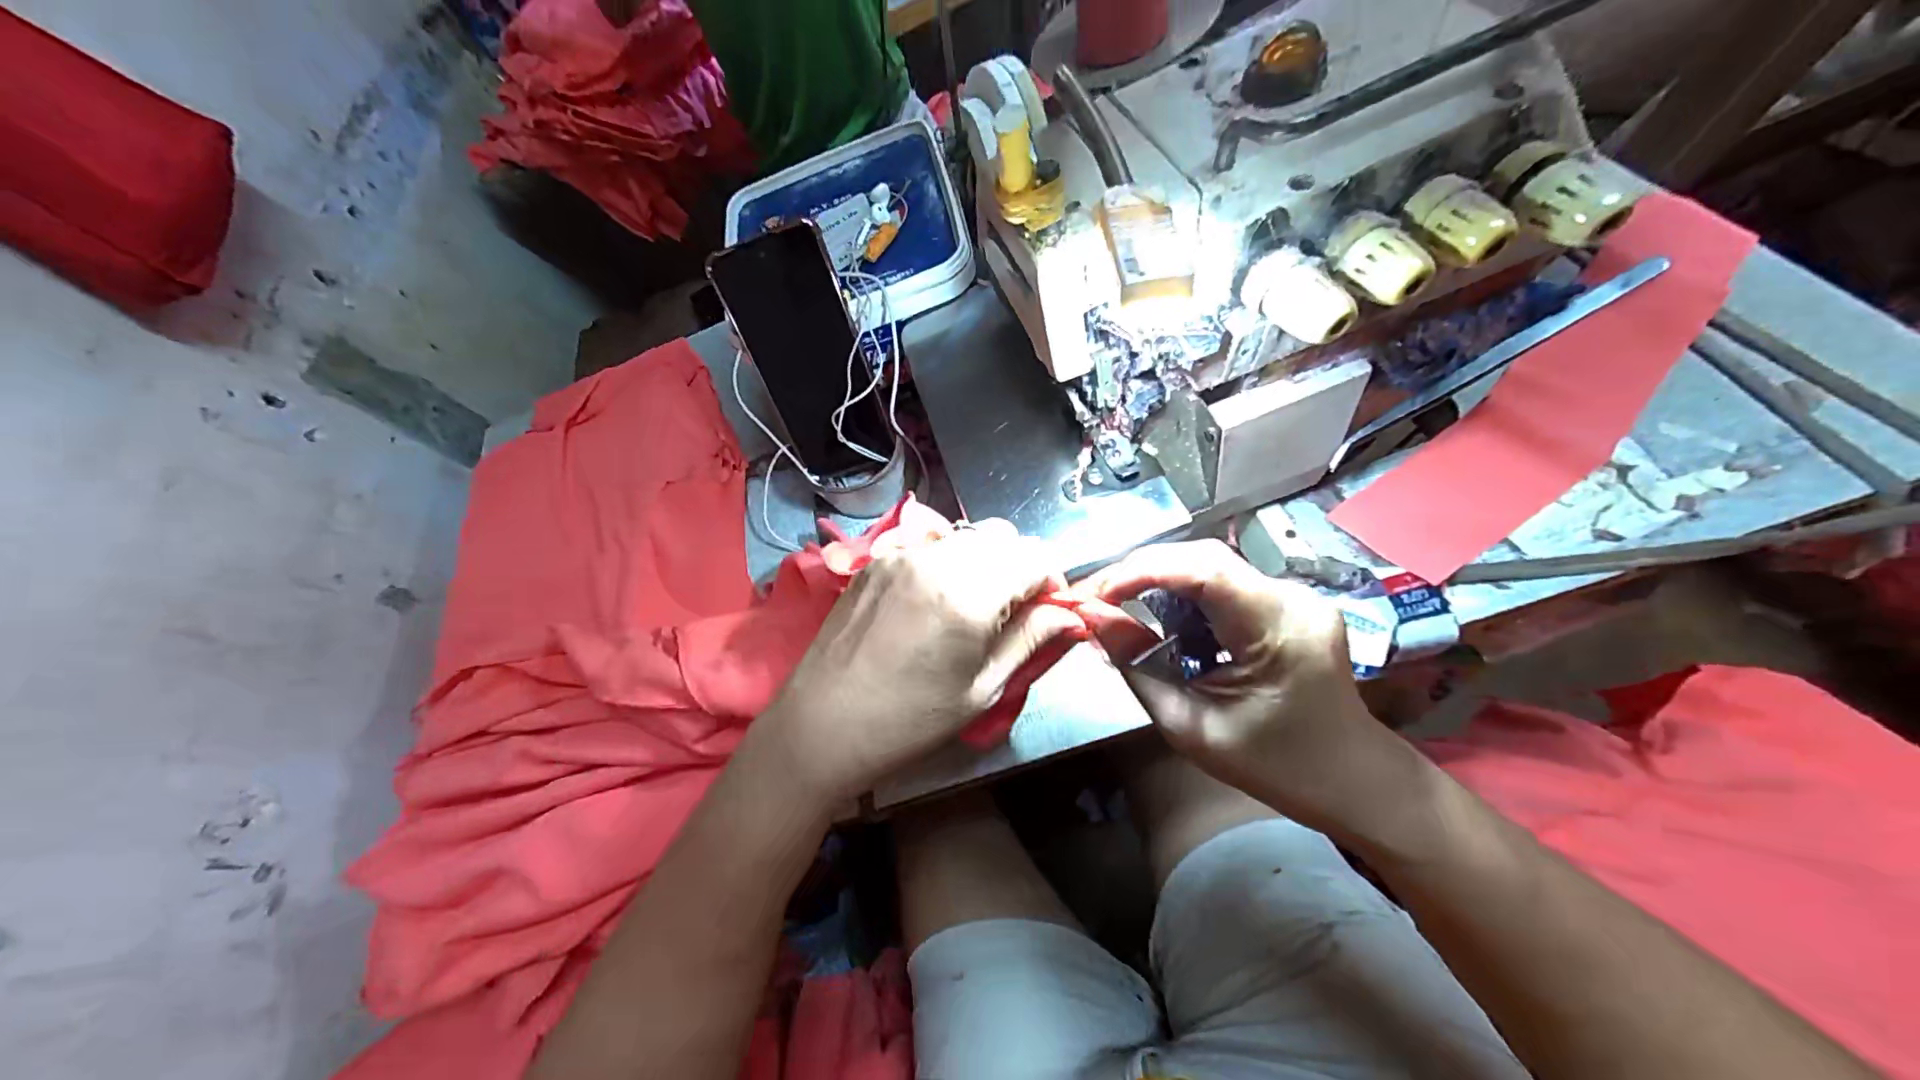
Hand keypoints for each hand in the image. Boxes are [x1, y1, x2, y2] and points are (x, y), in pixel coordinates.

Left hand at [756, 520, 1080, 802]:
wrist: (820, 726)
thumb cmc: (907, 722)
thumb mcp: (981, 689)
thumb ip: (1030, 641)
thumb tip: (1069, 615)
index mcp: (967, 593)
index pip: (1036, 556)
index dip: (1052, 583)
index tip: (1046, 614)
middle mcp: (934, 559)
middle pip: (1003, 537)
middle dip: (1020, 568)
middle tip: (1011, 614)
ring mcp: (899, 555)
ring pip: (965, 537)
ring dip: (985, 562)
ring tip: (970, 609)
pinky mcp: (874, 562)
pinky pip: (928, 546)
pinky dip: (947, 563)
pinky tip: (931, 605)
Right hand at [1077, 540, 1424, 835]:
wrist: (1354, 781)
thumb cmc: (1276, 766)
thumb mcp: (1191, 726)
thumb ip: (1137, 666)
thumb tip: (1093, 617)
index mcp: (1279, 627)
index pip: (1203, 569)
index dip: (1140, 570)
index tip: (1094, 594)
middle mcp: (1291, 596)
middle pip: (1203, 558)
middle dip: (1141, 571)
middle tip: (1096, 598)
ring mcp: (1293, 596)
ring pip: (1210, 567)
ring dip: (1158, 581)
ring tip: (1117, 606)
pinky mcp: (1286, 604)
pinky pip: (1224, 585)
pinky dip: (1182, 595)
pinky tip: (1158, 616)